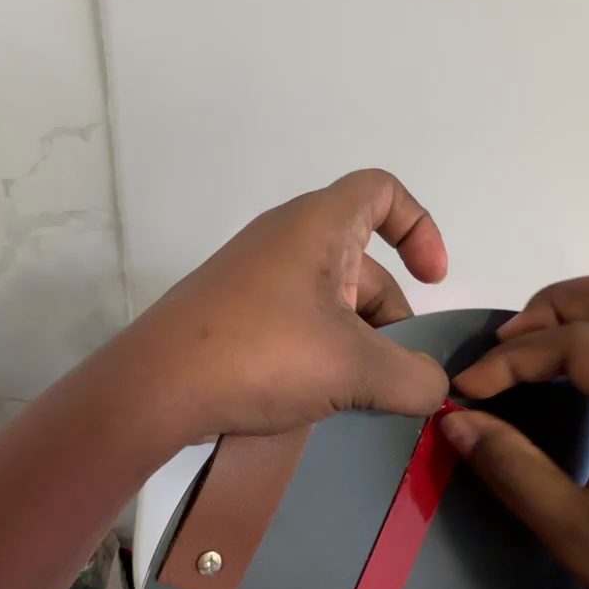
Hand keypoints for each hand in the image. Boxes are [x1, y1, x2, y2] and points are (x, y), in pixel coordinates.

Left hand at [111, 169, 449, 439]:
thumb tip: (433, 388)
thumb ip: (413, 379)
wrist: (155, 388)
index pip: (382, 191)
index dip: (420, 226)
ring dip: (357, 343)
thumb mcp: (353, 369)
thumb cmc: (262, 354)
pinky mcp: (232, 315)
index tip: (433, 281)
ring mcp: (253, 279)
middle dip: (392, 317)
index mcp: (318, 227)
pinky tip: (319, 398)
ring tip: (360, 396)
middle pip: (363, 263)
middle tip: (395, 374)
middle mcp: (284, 241)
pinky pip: (295, 322)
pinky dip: (319, 353)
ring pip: (330, 301)